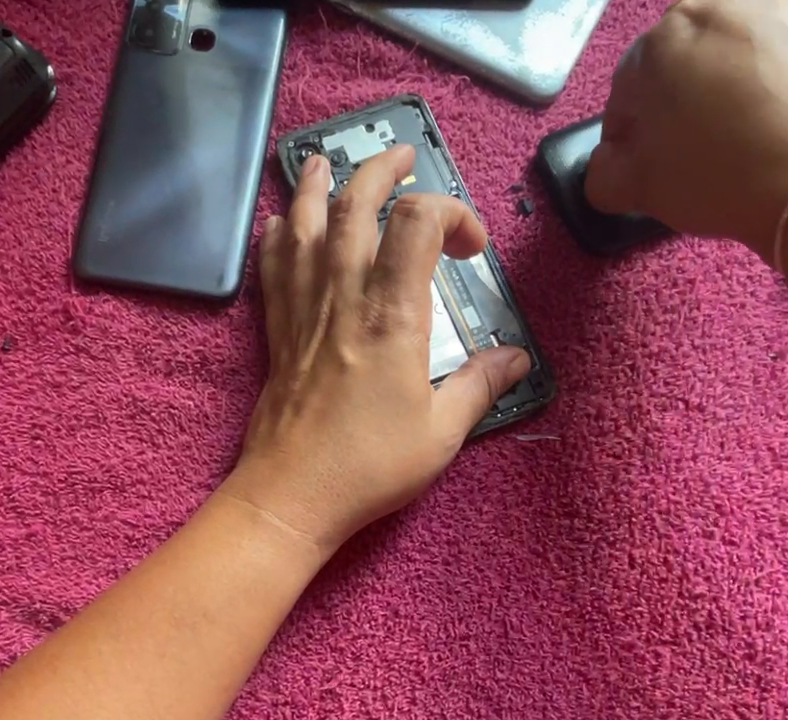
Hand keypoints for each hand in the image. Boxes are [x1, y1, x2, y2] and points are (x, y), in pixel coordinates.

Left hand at [220, 144, 530, 551]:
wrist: (292, 495)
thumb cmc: (368, 467)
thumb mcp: (441, 434)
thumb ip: (478, 388)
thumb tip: (515, 359)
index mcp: (392, 317)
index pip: (419, 223)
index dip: (452, 213)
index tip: (472, 247)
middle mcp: (343, 300)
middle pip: (354, 207)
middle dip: (380, 170)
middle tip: (401, 157)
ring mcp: (304, 313)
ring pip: (304, 227)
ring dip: (315, 187)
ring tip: (324, 162)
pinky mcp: (279, 334)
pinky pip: (273, 270)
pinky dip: (278, 238)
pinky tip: (283, 225)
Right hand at [588, 0, 787, 257]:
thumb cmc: (727, 177)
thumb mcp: (639, 191)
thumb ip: (604, 172)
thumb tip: (612, 159)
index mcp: (660, 42)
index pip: (626, 92)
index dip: (632, 136)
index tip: (650, 166)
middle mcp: (720, 2)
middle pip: (686, 59)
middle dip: (686, 99)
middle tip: (704, 150)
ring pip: (741, 47)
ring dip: (736, 82)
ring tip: (754, 134)